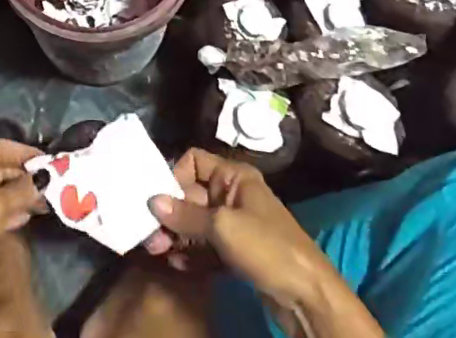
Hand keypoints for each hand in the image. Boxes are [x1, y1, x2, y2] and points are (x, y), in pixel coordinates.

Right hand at [144, 149, 343, 310]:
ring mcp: (234, 224)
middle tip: (149, 235)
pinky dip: (190, 254)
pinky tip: (175, 265)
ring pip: (196, 223)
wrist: (305, 293)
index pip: (195, 161)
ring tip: (157, 252)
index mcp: (234, 176)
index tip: (159, 201)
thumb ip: (187, 214)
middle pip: (191, 194)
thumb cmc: (267, 246)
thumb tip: (152, 199)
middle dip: (170, 213)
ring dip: (176, 236)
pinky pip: (205, 247)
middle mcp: (232, 194)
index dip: (176, 177)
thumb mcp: (223, 226)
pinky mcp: (235, 252)